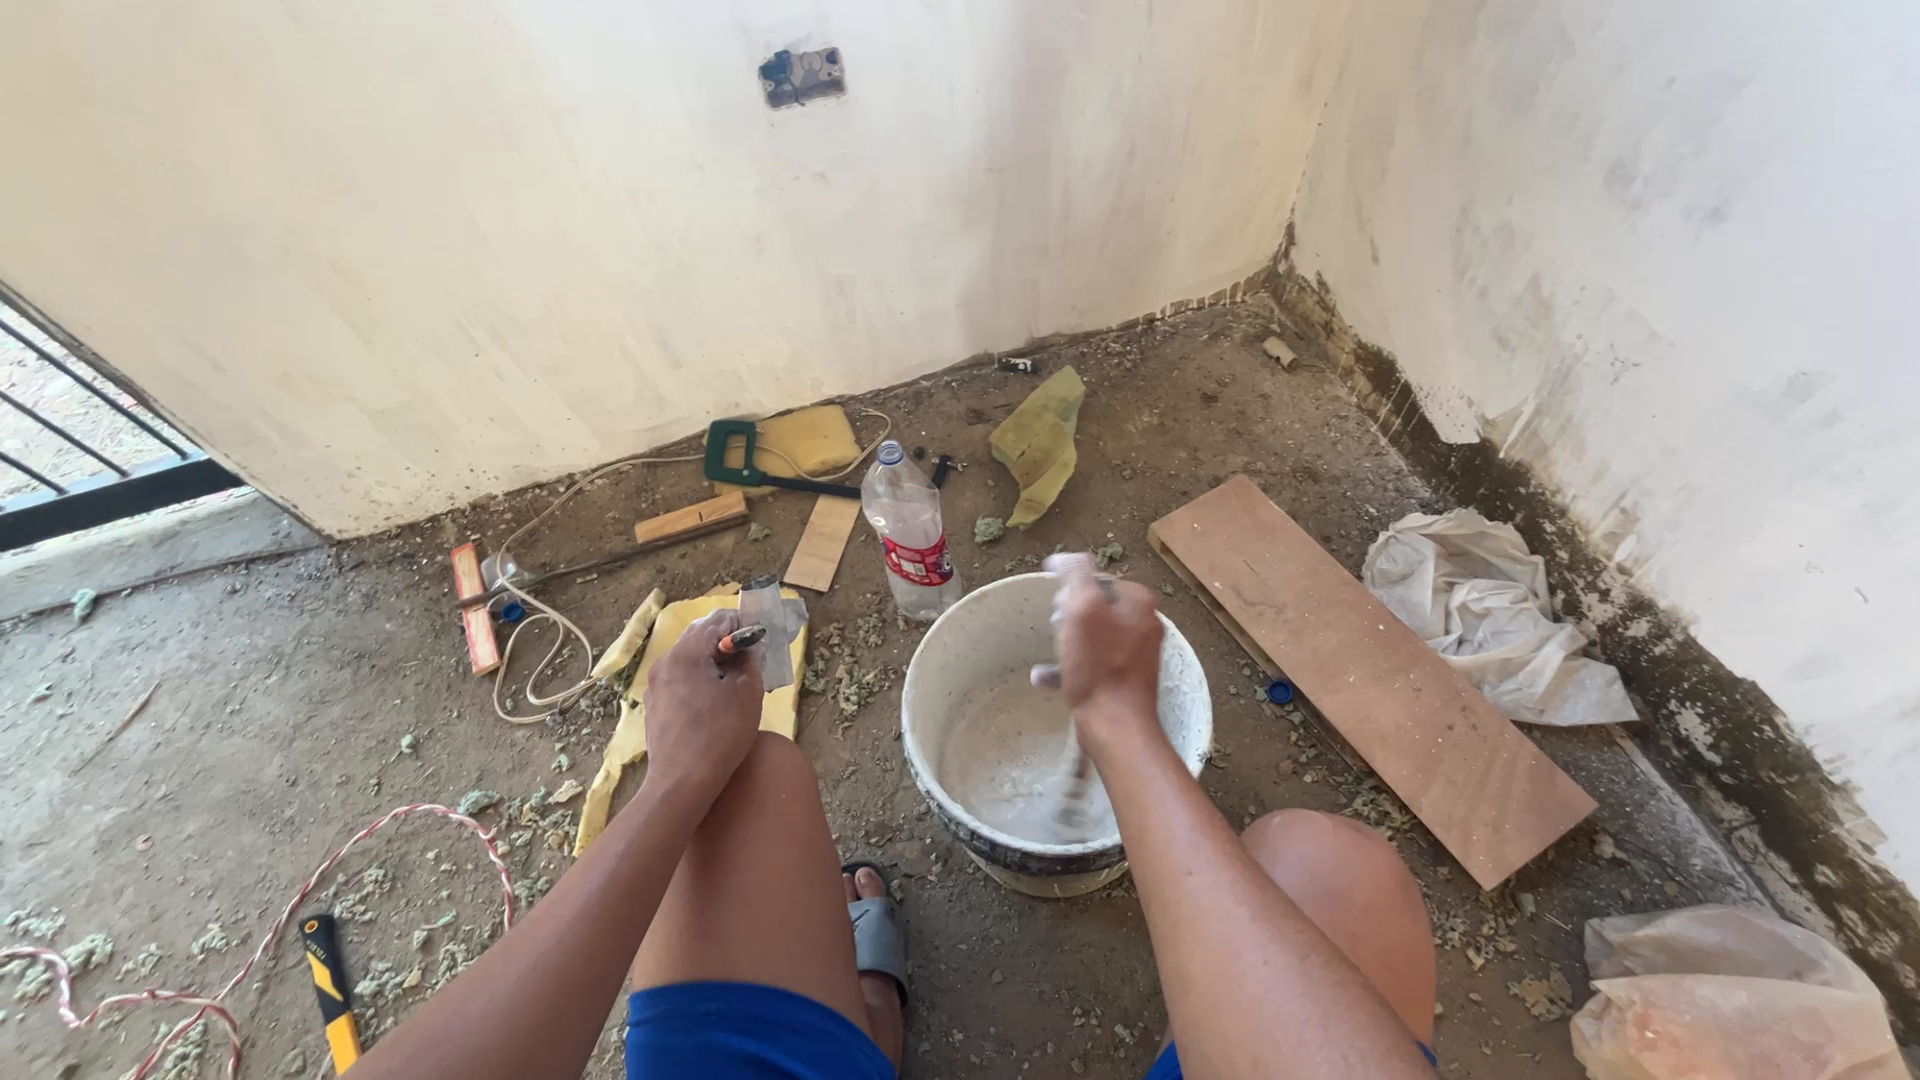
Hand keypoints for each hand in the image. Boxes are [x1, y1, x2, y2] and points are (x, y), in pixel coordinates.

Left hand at [641, 608, 764, 801]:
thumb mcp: (747, 693)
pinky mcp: (655, 702)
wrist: (681, 783)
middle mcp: (665, 661)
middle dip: (726, 641)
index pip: (717, 620)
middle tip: (750, 660)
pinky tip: (714, 698)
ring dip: (713, 659)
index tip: (760, 641)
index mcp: (686, 654)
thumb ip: (750, 660)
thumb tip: (748, 646)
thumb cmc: (720, 735)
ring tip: (734, 681)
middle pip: (700, 635)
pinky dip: (699, 675)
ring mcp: (656, 683)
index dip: (742, 625)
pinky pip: (680, 675)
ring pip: (689, 655)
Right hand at [1040, 553, 1163, 753]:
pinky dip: (1071, 666)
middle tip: (1053, 624)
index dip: (1072, 587)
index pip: (1099, 578)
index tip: (1055, 603)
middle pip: (1098, 606)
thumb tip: (1064, 557)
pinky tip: (1045, 675)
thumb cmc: (1098, 664)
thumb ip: (1075, 574)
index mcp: (1139, 602)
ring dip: (1069, 639)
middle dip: (1071, 613)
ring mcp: (1137, 654)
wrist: (1116, 723)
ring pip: (1095, 635)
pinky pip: (1095, 664)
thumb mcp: (1082, 608)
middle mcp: (1144, 624)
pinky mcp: (1126, 680)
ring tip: (1051, 647)